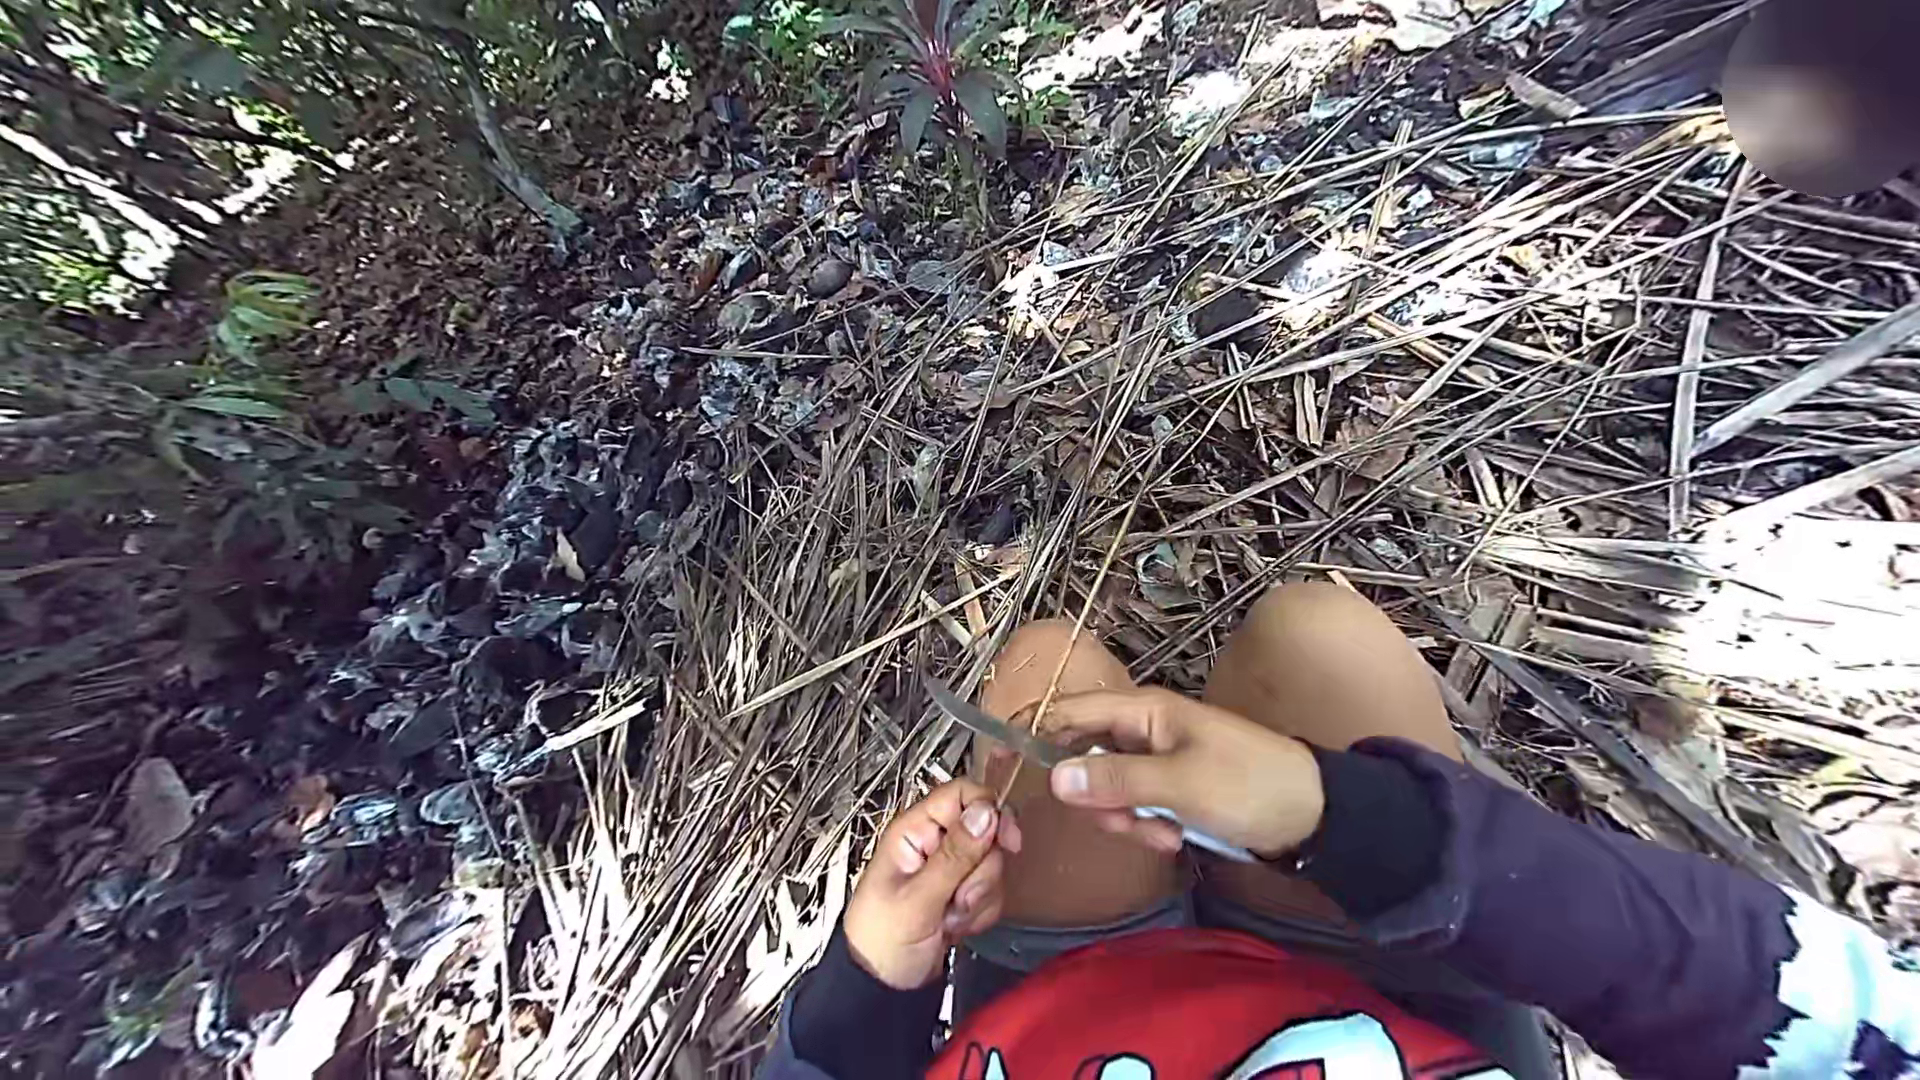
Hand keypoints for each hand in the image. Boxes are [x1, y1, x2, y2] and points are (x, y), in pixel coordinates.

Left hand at [842, 778, 1022, 988]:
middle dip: (981, 870)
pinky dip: (980, 912)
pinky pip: (992, 890)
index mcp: (916, 830)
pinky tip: (955, 926)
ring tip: (949, 916)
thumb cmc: (880, 941)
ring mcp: (950, 867)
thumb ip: (954, 855)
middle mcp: (935, 842)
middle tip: (959, 896)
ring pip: (992, 863)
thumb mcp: (917, 899)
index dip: (988, 810)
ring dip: (979, 896)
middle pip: (985, 830)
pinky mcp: (963, 891)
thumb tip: (986, 811)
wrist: (882, 990)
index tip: (1005, 838)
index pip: (962, 794)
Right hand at [1042, 687, 1323, 858]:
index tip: (1013, 771)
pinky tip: (1175, 835)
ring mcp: (1152, 756)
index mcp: (1141, 709)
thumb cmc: (1248, 785)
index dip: (1038, 737)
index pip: (1069, 713)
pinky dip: (1145, 822)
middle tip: (1127, 822)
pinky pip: (1133, 801)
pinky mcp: (1165, 783)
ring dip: (1126, 815)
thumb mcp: (1181, 785)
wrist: (1316, 814)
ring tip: (1164, 832)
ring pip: (1107, 785)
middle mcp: (1139, 727)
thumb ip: (1115, 780)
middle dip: (1098, 795)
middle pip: (1084, 755)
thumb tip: (1054, 779)